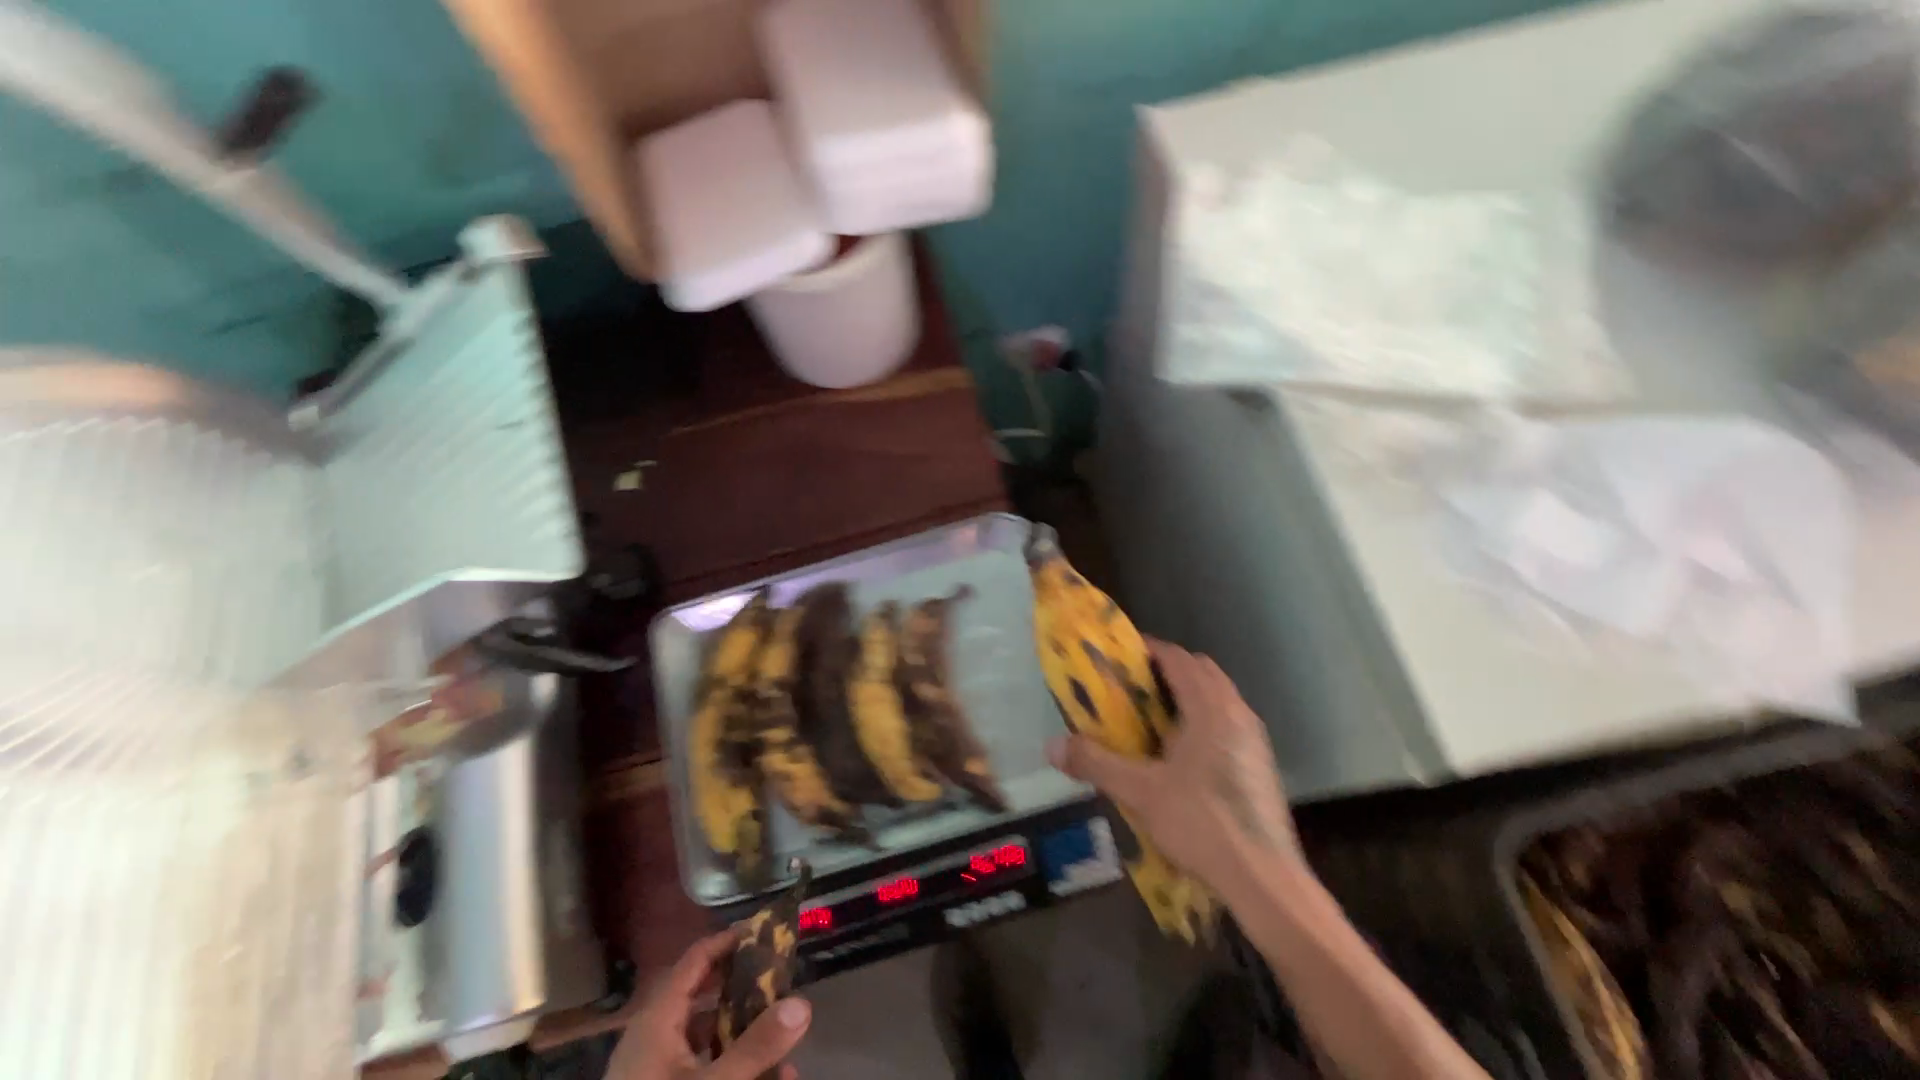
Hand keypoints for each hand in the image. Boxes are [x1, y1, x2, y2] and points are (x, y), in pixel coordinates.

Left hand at [604, 932, 811, 1079]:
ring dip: (749, 1043)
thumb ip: (757, 1047)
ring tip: (788, 1057)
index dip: (728, 943)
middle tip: (786, 989)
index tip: (767, 932)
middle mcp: (654, 1040)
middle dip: (749, 997)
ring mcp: (658, 1074)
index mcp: (656, 1023)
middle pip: (707, 1000)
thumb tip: (803, 1003)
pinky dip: (738, 1072)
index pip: (695, 962)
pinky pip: (707, 1072)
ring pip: (711, 1041)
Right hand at [1047, 639, 1305, 906]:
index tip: (1116, 658)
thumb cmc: (1201, 822)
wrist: (1263, 878)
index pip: (1178, 659)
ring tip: (1148, 723)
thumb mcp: (1140, 792)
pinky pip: (1226, 726)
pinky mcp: (1259, 766)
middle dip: (1165, 673)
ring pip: (1217, 701)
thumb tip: (1052, 746)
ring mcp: (1254, 740)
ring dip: (1185, 700)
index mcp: (1211, 708)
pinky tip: (1178, 759)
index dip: (1147, 651)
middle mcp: (1237, 714)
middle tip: (1129, 691)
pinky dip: (1200, 725)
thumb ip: (1096, 763)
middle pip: (1201, 673)